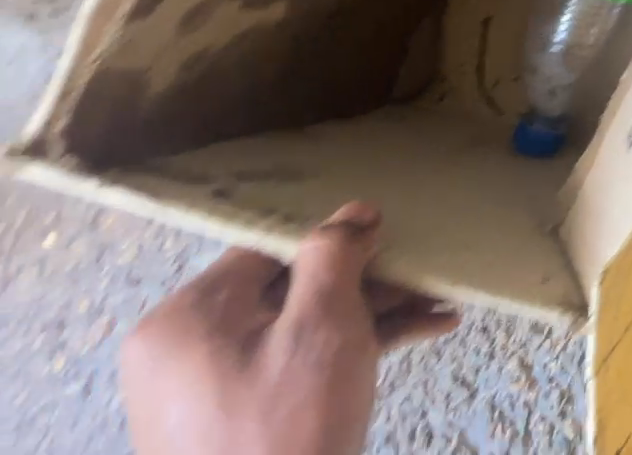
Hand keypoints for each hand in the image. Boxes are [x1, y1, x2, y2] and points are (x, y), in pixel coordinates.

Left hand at [120, 202, 459, 454]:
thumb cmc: (288, 420)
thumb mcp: (323, 324)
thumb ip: (335, 256)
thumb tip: (354, 210)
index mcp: (188, 317)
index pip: (272, 248)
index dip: (339, 238)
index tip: (397, 238)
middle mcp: (188, 345)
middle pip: (296, 286)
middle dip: (372, 280)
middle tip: (430, 277)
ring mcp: (213, 382)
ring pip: (308, 322)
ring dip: (378, 311)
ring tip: (442, 306)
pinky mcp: (241, 411)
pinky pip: (303, 358)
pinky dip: (358, 345)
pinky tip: (425, 331)